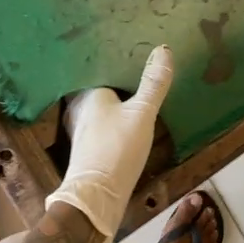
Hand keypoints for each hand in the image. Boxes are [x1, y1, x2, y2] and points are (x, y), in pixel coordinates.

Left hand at [45, 45, 173, 242]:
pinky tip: (131, 114)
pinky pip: (104, 121)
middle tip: (142, 58)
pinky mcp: (89, 146)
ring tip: (140, 82)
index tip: (134, 42)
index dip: (116, 56)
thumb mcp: (142, 113)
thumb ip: (154, 83)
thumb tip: (164, 48)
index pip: (100, 66)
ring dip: (117, 96)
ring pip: (102, 104)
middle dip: (118, 75)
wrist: (96, 200)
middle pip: (101, 85)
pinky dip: (116, 115)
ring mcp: (82, 129)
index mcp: (87, 92)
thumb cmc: (116, 149)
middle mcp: (79, 107)